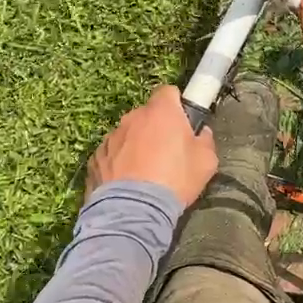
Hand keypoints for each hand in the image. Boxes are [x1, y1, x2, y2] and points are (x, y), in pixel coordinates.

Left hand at [86, 86, 216, 208]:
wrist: (133, 211)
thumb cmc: (175, 180)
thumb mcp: (206, 161)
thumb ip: (205, 141)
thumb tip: (201, 134)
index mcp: (162, 111)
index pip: (168, 92)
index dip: (177, 104)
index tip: (183, 121)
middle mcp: (133, 117)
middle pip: (147, 114)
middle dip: (156, 127)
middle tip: (168, 151)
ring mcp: (111, 137)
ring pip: (128, 134)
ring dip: (136, 145)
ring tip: (145, 172)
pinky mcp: (95, 158)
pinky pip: (112, 154)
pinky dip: (119, 163)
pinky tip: (128, 183)